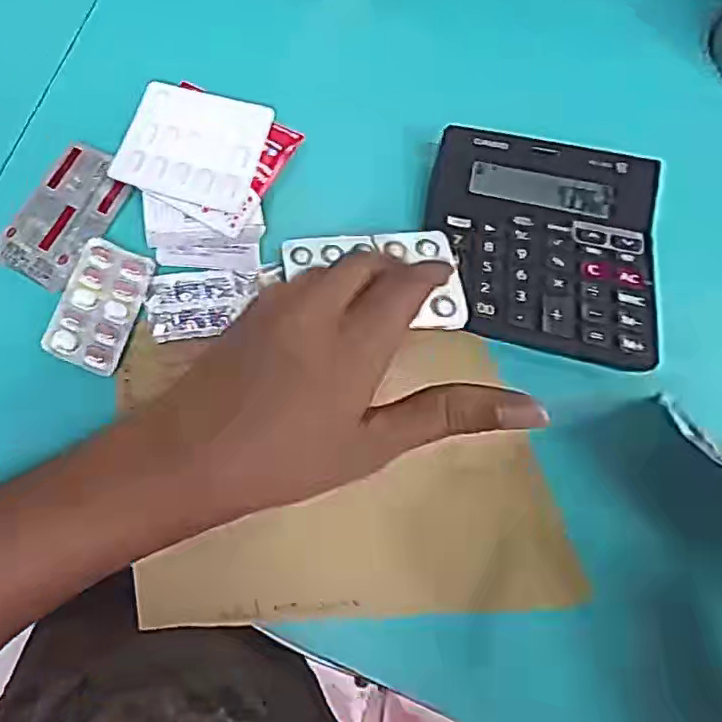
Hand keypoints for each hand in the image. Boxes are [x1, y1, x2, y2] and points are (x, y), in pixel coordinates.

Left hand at [115, 251, 545, 526]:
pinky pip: (291, 282)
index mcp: (355, 339)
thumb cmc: (286, 460)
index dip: (430, 273)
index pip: (404, 283)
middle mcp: (314, 308)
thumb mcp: (371, 444)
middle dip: (392, 265)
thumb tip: (531, 408)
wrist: (190, 453)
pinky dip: (317, 284)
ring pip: (324, 268)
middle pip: (363, 261)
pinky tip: (316, 316)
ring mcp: (272, 306)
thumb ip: (444, 414)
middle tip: (408, 289)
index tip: (444, 276)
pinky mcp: (244, 314)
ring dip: (353, 272)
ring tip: (366, 302)